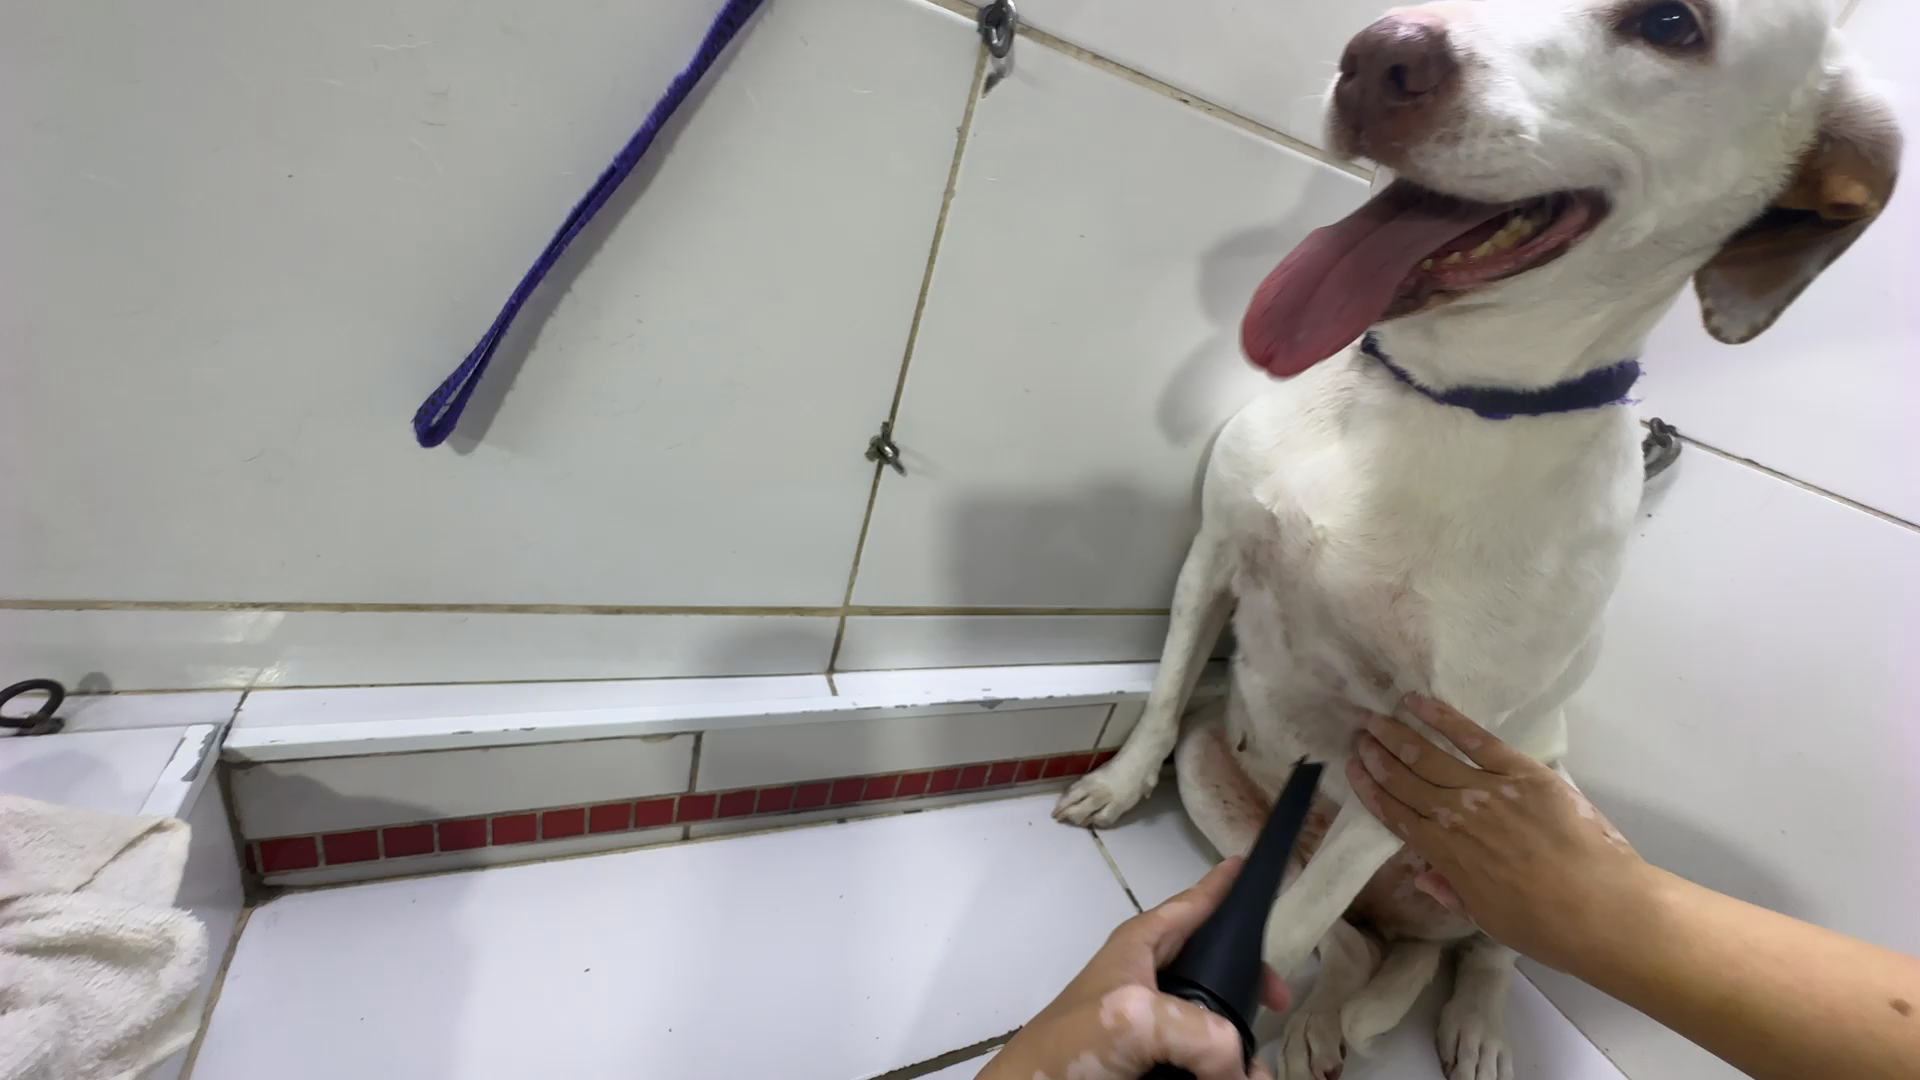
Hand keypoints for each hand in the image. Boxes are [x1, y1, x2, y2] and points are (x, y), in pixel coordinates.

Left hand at [979, 858, 1290, 1079]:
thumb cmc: (1073, 1045)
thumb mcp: (1135, 1017)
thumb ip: (1197, 1028)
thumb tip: (1239, 1062)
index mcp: (1142, 946)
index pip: (1192, 903)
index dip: (1223, 884)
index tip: (1249, 863)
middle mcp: (1151, 977)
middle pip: (1215, 963)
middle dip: (1250, 978)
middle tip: (1280, 1001)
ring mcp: (1153, 1021)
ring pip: (1215, 1021)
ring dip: (1243, 1042)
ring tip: (1256, 1070)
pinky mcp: (1156, 1060)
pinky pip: (1207, 1060)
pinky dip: (1229, 1070)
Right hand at [1345, 693, 1657, 971]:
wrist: (1609, 913)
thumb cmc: (1550, 927)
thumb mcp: (1489, 919)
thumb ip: (1451, 893)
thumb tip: (1421, 876)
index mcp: (1442, 852)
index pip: (1393, 812)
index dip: (1369, 788)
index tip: (1351, 767)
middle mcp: (1452, 815)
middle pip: (1402, 778)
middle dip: (1375, 754)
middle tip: (1358, 733)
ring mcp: (1483, 789)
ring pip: (1426, 755)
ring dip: (1395, 733)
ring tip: (1373, 716)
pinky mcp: (1518, 771)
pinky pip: (1472, 738)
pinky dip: (1442, 717)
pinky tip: (1417, 702)